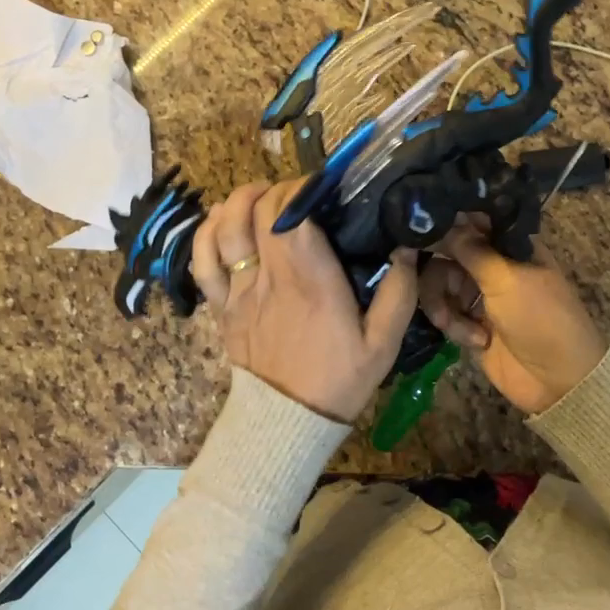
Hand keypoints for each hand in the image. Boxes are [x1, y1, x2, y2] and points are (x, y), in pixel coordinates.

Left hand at [189, 179, 418, 422]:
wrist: (289, 423)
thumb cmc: (339, 380)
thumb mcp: (383, 343)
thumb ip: (399, 292)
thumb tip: (406, 247)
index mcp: (311, 283)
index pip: (290, 215)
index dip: (300, 189)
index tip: (320, 187)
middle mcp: (270, 279)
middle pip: (257, 212)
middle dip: (276, 189)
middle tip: (297, 194)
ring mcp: (239, 292)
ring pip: (223, 229)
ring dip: (238, 202)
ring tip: (259, 196)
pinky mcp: (222, 307)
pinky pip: (202, 262)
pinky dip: (207, 234)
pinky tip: (222, 222)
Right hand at [418, 221, 607, 413]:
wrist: (558, 381)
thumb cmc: (541, 319)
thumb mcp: (507, 279)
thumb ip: (471, 249)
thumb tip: (442, 218)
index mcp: (510, 245)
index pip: (471, 220)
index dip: (445, 221)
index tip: (417, 227)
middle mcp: (492, 264)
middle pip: (446, 252)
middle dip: (436, 270)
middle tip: (424, 280)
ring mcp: (479, 294)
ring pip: (439, 283)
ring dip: (442, 304)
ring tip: (454, 325)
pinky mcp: (469, 323)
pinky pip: (444, 312)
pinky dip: (455, 325)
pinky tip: (477, 341)